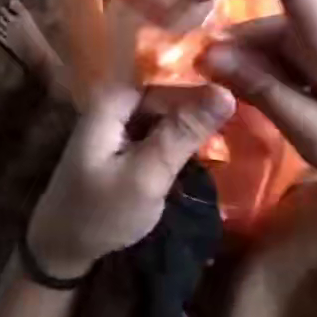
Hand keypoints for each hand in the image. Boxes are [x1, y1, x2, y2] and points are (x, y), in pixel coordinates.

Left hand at [27, 81, 236, 279]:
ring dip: (197, 122)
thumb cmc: (100, 212)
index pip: (169, 72)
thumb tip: (226, 92)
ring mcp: (117, 122)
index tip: (249, 87)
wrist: (62, 244)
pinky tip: (214, 146)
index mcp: (112, 99)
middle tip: (254, 112)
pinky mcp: (123, 142)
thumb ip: (182, 133)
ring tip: (243, 126)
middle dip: (205, 102)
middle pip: (169, 91)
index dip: (207, 78)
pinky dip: (183, 138)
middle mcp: (112, 101)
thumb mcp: (147, 175)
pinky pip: (159, 129)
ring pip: (167, 111)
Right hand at [184, 0, 316, 219]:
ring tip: (228, 116)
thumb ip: (268, 98)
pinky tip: (257, 116)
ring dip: (235, 70)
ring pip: (261, 41)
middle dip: (216, 45)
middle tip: (194, 92)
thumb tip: (210, 58)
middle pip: (255, 14)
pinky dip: (256, 81)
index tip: (194, 1)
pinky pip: (278, 59)